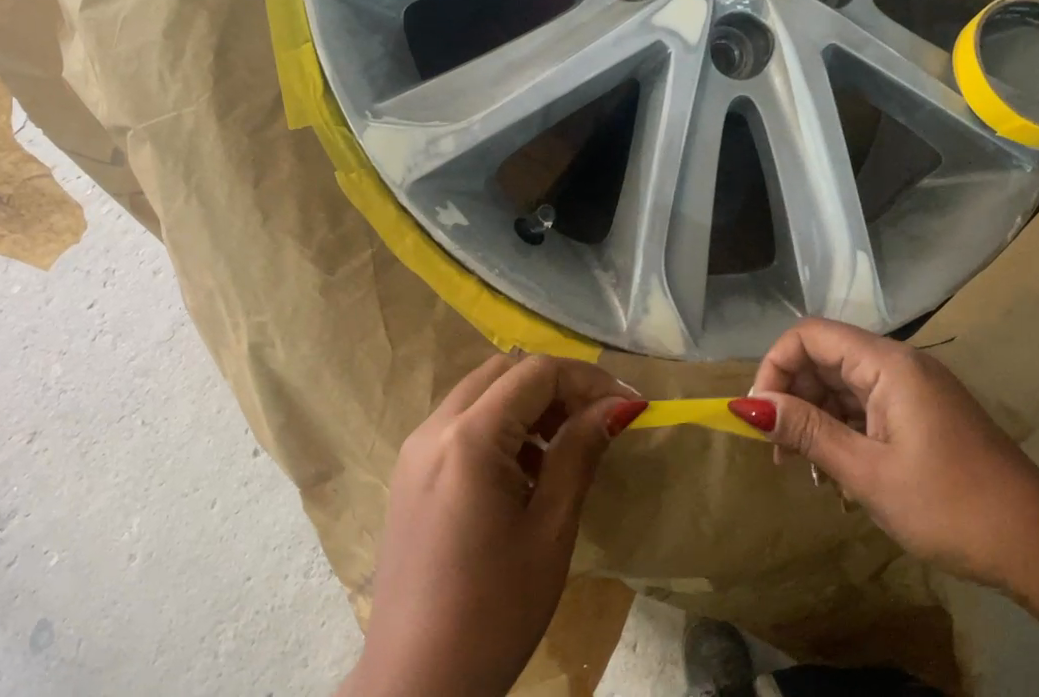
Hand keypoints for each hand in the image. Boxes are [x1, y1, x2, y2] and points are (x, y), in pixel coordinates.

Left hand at [340, 355, 646, 696]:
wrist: (417, 681)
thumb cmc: (494, 610)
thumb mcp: (550, 529)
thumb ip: (579, 453)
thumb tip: (617, 405)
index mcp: (468, 438)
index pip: (535, 373)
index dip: (588, 379)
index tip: (629, 406)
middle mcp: (433, 429)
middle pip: (503, 372)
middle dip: (556, 386)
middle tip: (598, 422)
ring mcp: (415, 451)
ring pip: (479, 394)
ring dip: (527, 405)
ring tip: (566, 449)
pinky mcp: (410, 475)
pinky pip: (460, 425)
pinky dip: (499, 427)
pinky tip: (526, 472)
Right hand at [734, 319, 1038, 589]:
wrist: (1038, 547)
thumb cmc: (949, 507)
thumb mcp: (867, 472)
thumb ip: (806, 431)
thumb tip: (746, 406)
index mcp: (889, 365)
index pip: (810, 335)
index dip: (775, 367)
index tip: (758, 418)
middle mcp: (901, 366)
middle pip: (825, 358)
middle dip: (792, 399)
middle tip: (780, 456)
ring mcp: (915, 391)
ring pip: (843, 386)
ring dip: (815, 421)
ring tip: (810, 474)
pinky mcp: (923, 416)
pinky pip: (867, 408)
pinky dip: (843, 433)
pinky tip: (839, 477)